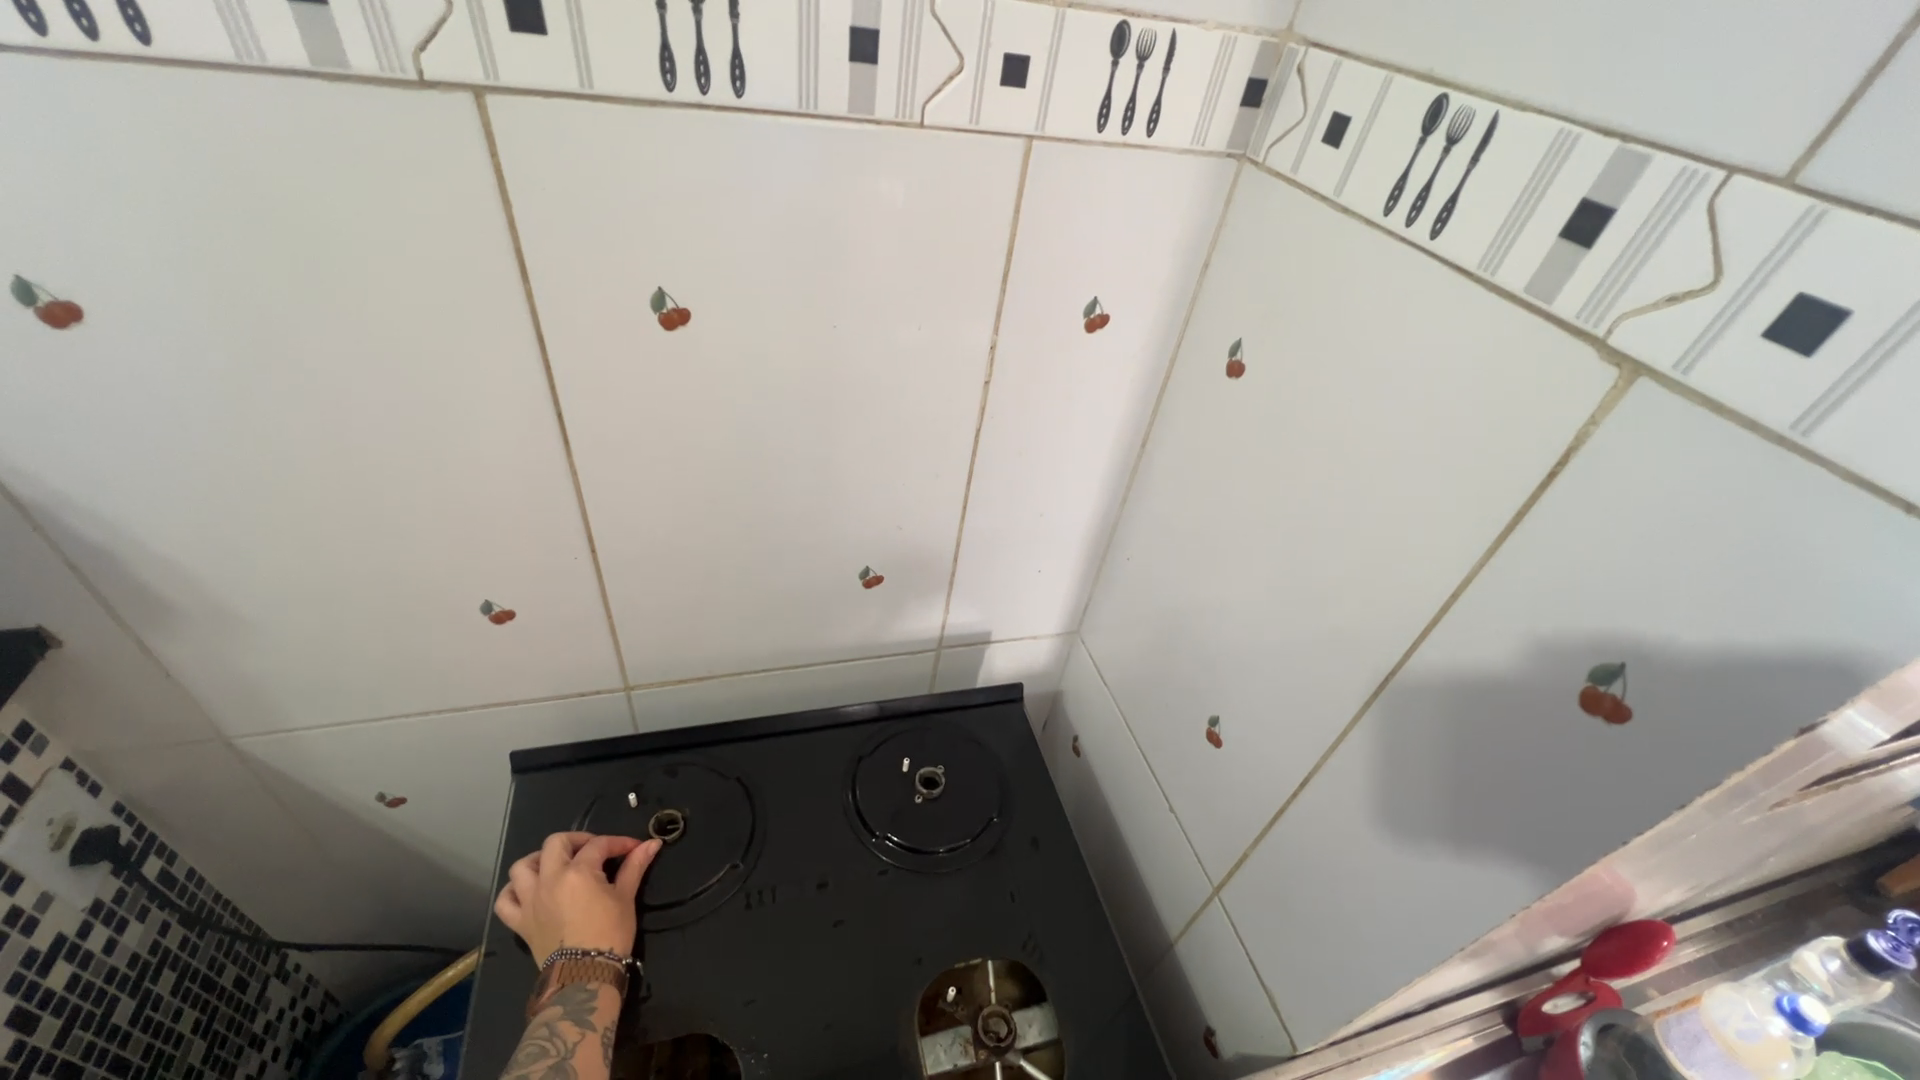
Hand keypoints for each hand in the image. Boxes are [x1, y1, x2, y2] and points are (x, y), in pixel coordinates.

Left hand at [494, 832, 661, 963]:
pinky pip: (504, 901)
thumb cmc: (610, 934)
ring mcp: (530, 900)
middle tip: (593, 850)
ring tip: (556, 865)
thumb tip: (653, 843)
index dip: (618, 843)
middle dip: (577, 840)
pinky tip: (528, 891)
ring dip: (538, 860)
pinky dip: (513, 891)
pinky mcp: (520, 921)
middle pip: (555, 843)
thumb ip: (635, 866)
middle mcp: (549, 879)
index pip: (599, 845)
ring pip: (522, 867)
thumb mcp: (626, 897)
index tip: (634, 848)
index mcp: (578, 872)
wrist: (584, 975)